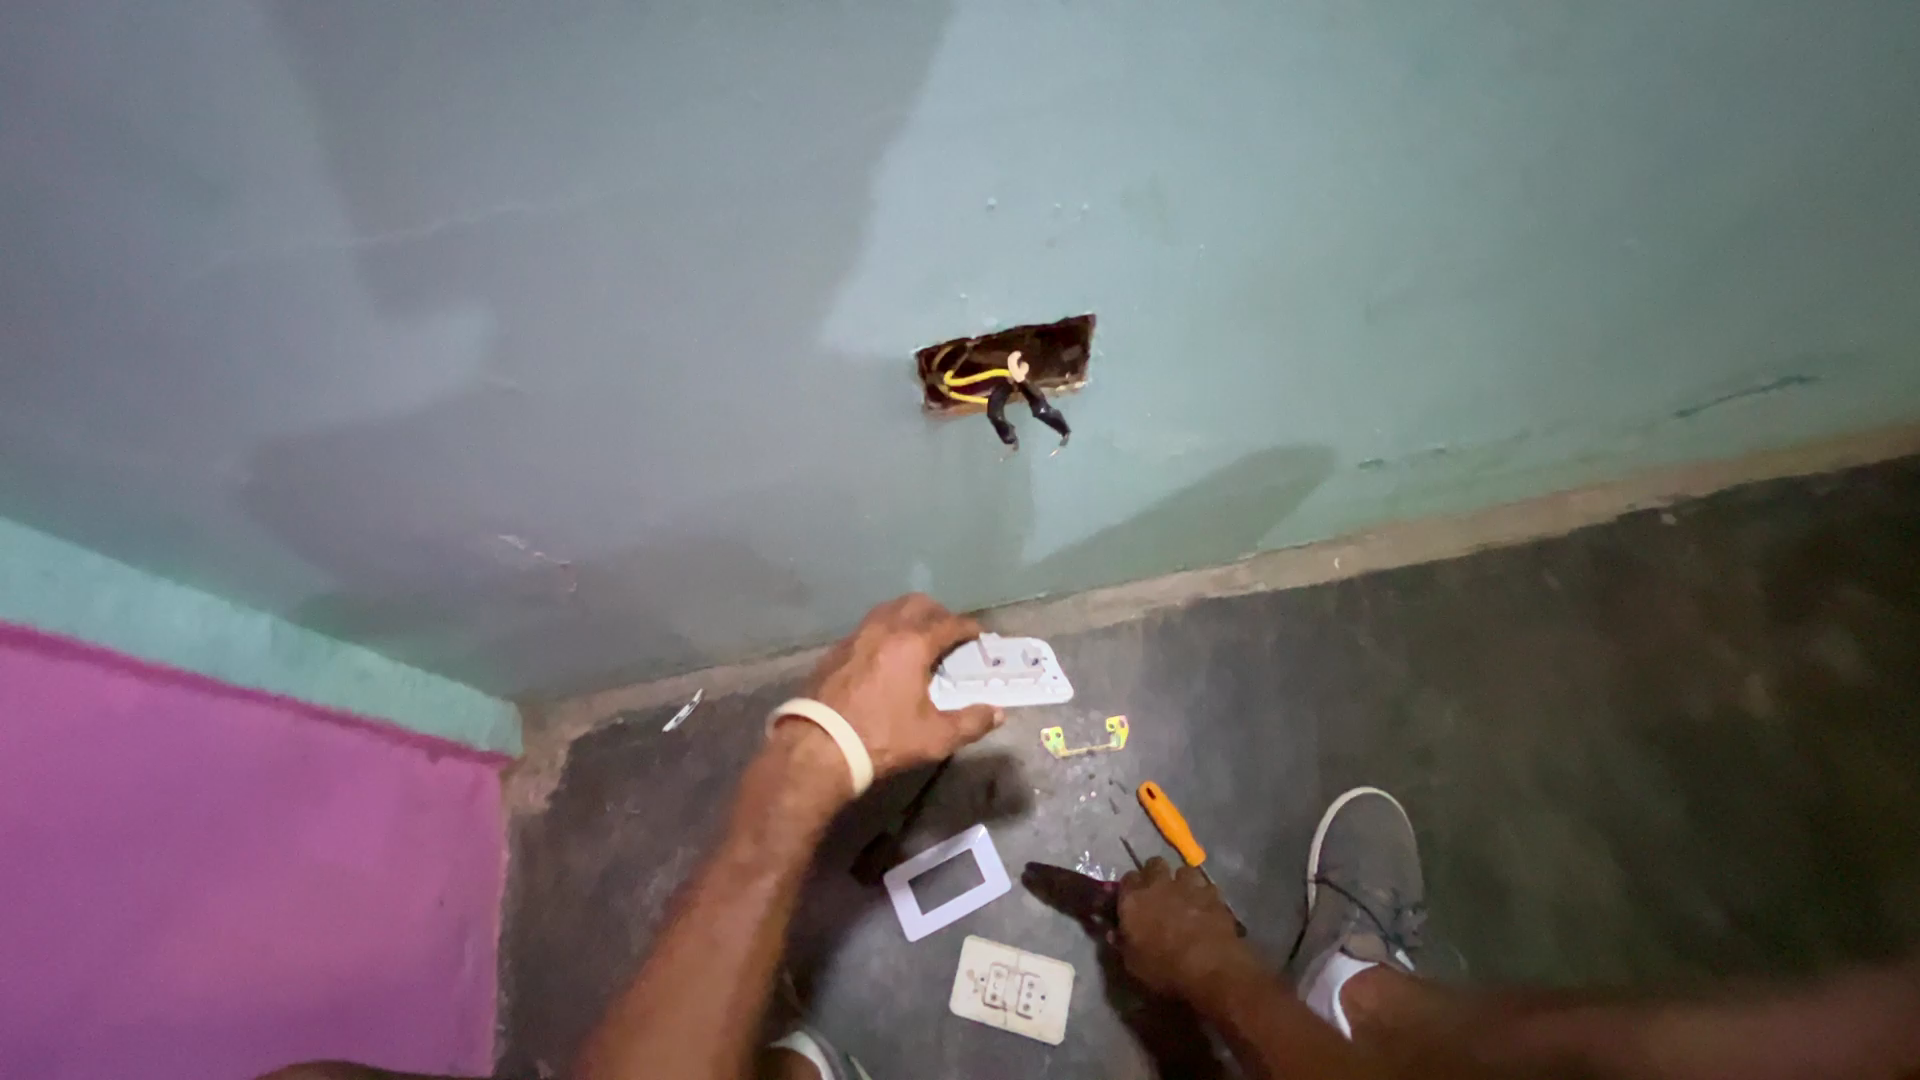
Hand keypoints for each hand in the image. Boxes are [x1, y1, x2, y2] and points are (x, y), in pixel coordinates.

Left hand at [784, 593, 1003, 779]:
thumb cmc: (883, 739)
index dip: (969, 628)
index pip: (950, 623)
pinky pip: (868, 626)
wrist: (819, 746)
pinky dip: (885, 630)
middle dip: (939, 613)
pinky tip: (886, 655)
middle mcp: (885, 629)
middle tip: (950, 634)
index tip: (979, 635)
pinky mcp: (837, 649)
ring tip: (918, 639)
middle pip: (918, 604)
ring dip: (909, 616)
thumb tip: (997, 713)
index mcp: (913, 644)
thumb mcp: (935, 737)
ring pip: (889, 609)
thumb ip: (971, 722)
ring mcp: (857, 635)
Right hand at [1118, 857, 1258, 997]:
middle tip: (1159, 894)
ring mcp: (1188, 886)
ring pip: (1183, 871)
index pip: (1127, 879)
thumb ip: (1122, 943)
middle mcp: (1158, 884)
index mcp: (1133, 898)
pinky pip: (1207, 887)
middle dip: (1155, 875)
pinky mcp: (1213, 895)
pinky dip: (1205, 896)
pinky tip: (1206, 909)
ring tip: (1185, 898)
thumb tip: (1114, 933)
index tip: (1133, 901)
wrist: (1210, 970)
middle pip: (1154, 864)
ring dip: (1182, 882)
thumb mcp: (1134, 964)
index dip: (1130, 889)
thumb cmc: (1165, 970)